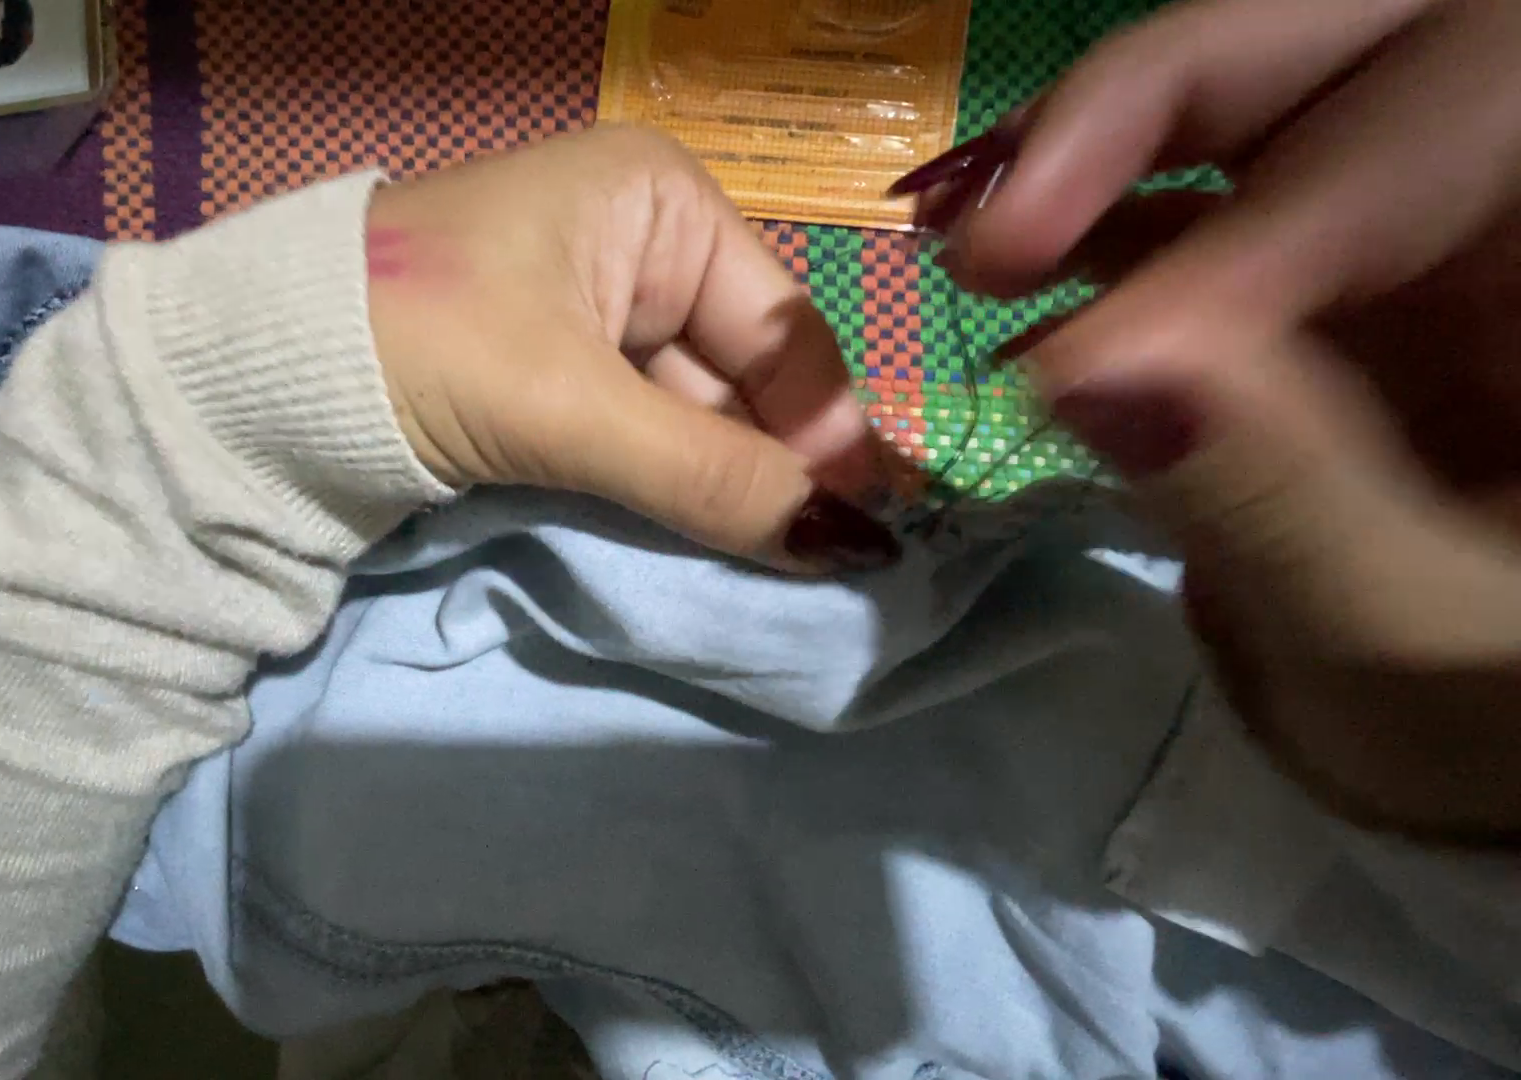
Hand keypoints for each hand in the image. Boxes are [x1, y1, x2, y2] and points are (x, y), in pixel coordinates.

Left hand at [365, 126, 917, 570]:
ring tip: (780, 562)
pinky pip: (643, 442)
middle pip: (741, 374)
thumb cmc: (421, 344)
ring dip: (725, 489)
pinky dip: (671, 492)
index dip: (823, 422)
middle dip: (773, 465)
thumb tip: (842, 541)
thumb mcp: (569, 404)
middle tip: (826, 560)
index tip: (861, 520)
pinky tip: (710, 540)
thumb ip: (704, 472)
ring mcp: (599, 323)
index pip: (780, 322)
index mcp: (658, 204)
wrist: (263, 381)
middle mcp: (639, 252)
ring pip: (693, 417)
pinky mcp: (561, 384)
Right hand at [903, 0, 1520, 840]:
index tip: (1073, 371)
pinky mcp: (1270, 303)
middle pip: (1342, 46)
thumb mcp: (1413, 640)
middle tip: (988, 234)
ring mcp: (1376, 248)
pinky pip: (1163, 224)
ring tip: (968, 243)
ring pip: (1236, 109)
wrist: (1463, 743)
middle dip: (1147, 110)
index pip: (1452, 130)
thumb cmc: (1485, 724)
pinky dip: (1066, 244)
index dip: (1244, 231)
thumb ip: (1280, 503)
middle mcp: (1504, 208)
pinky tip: (996, 301)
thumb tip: (1090, 372)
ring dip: (1083, 156)